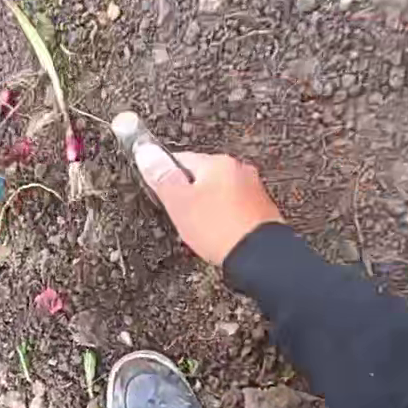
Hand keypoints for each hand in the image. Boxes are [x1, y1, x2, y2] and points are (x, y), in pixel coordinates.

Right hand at [135, 144, 284, 265]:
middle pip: (203, 177)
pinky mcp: (262, 211)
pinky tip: (220, 234)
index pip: (181, 159)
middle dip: (190, 195)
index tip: (161, 194)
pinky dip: (225, 219)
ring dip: (209, 208)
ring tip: (201, 230)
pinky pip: (235, 210)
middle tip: (182, 217)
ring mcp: (254, 190)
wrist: (259, 256)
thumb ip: (161, 176)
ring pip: (220, 194)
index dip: (166, 178)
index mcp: (218, 163)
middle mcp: (239, 171)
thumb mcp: (179, 202)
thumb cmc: (220, 229)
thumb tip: (145, 151)